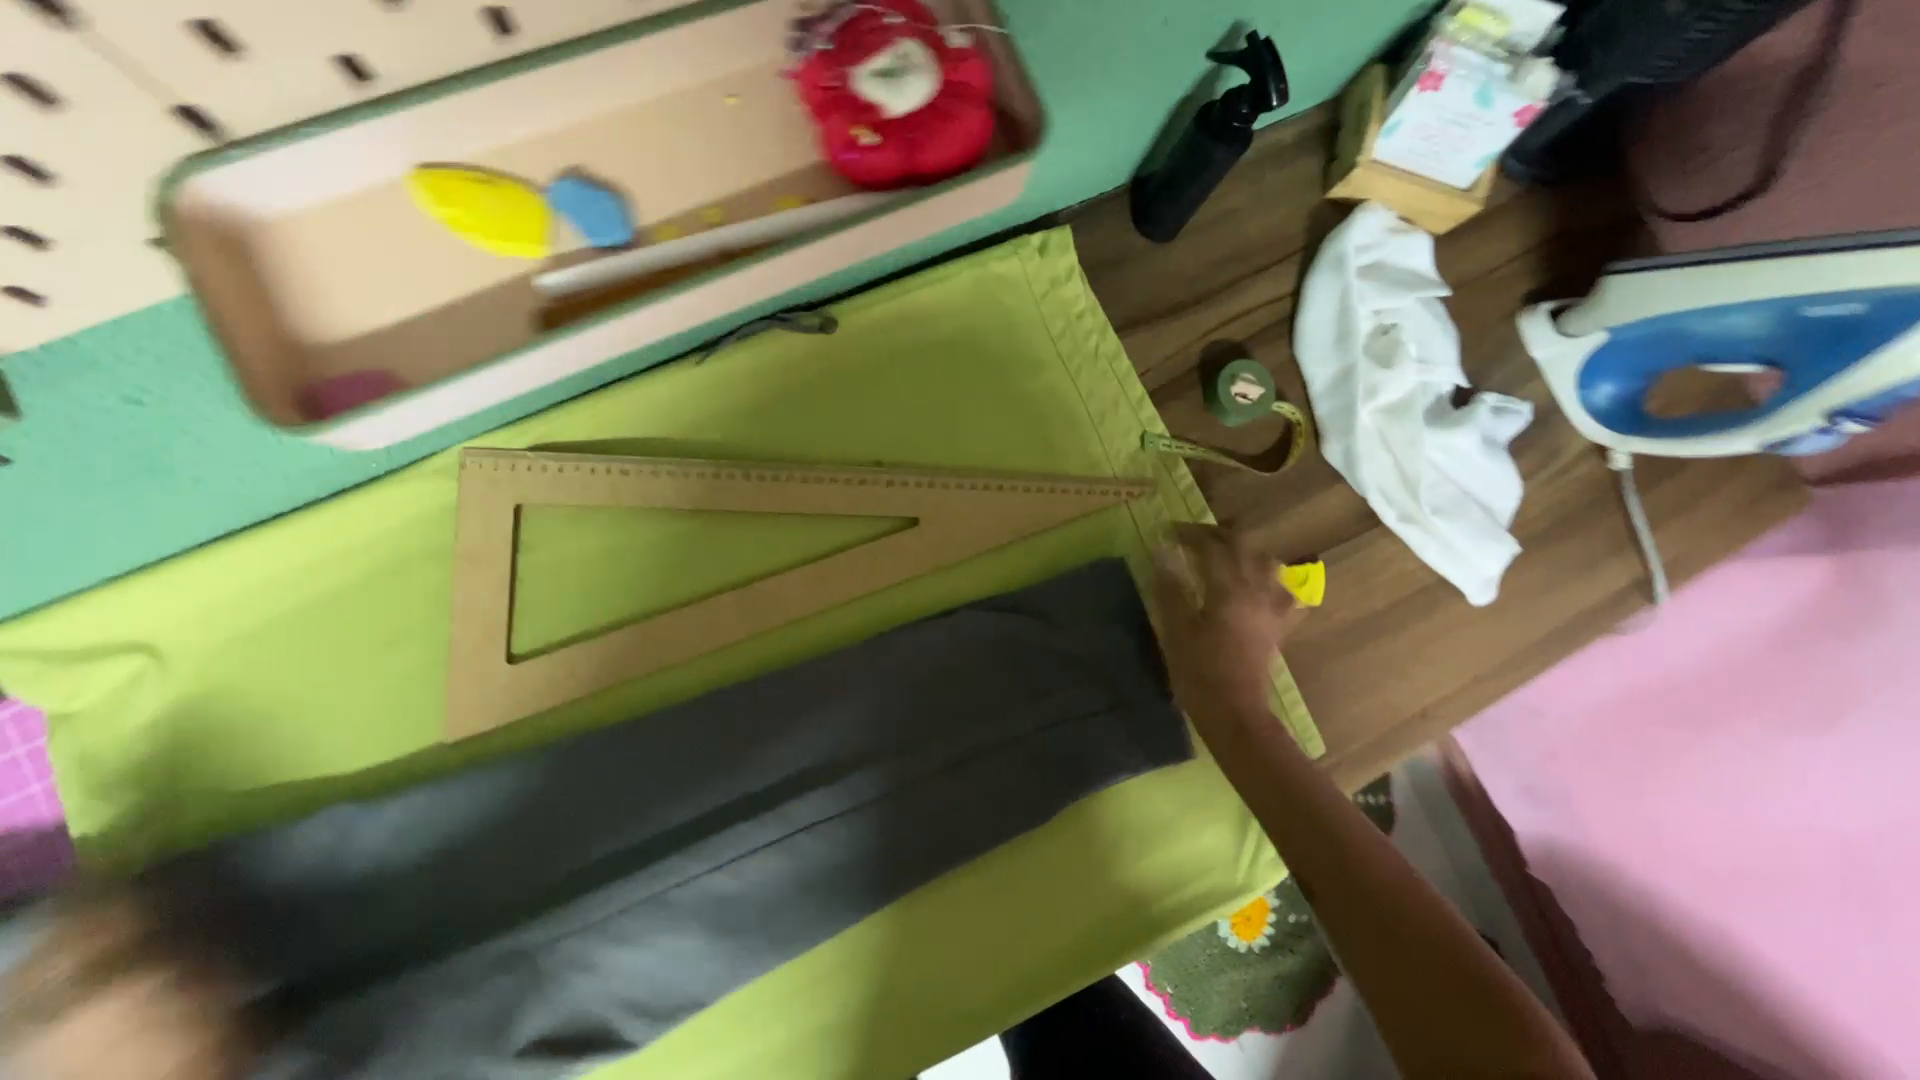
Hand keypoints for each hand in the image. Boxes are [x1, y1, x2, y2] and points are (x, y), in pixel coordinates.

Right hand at [1151, 524, 1305, 725]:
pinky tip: (1264, 586)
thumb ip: (1171, 588)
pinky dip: (1276, 583)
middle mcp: (1256, 590)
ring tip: (1224, 556)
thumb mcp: (1176, 630)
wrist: (1233, 712)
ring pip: (1268, 564)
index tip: (1166, 532)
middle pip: (1243, 547)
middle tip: (1191, 538)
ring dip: (1245, 552)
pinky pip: (1287, 595)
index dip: (1187, 534)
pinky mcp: (1277, 627)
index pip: (1210, 547)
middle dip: (1217, 536)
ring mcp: (1272, 608)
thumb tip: (1163, 552)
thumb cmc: (1198, 672)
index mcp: (1229, 588)